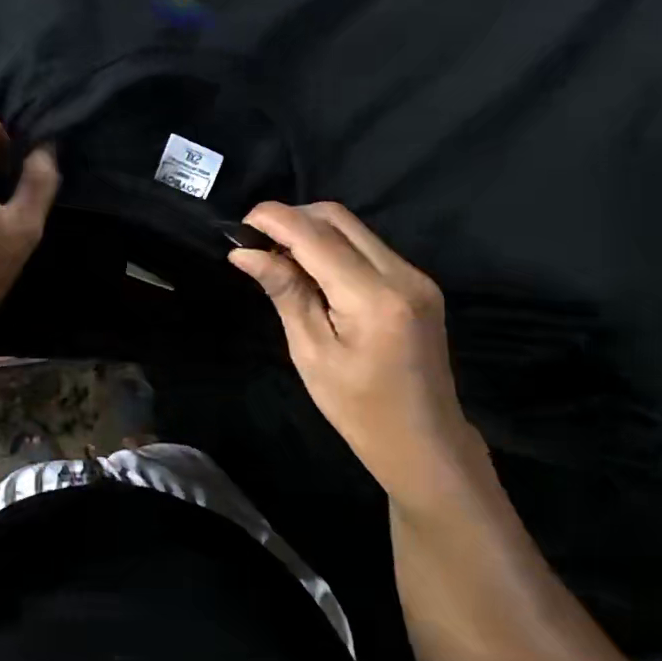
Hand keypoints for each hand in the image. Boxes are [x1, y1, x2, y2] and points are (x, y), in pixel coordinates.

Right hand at [229, 201, 484, 504]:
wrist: (424, 442)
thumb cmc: (358, 408)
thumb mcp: (311, 351)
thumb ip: (284, 291)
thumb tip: (244, 252)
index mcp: (374, 297)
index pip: (315, 235)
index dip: (273, 219)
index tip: (237, 227)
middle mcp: (402, 274)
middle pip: (336, 218)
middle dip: (289, 218)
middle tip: (254, 243)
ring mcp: (414, 276)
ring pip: (351, 227)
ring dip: (308, 230)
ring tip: (275, 257)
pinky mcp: (415, 282)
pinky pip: (364, 245)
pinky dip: (328, 245)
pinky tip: (306, 270)